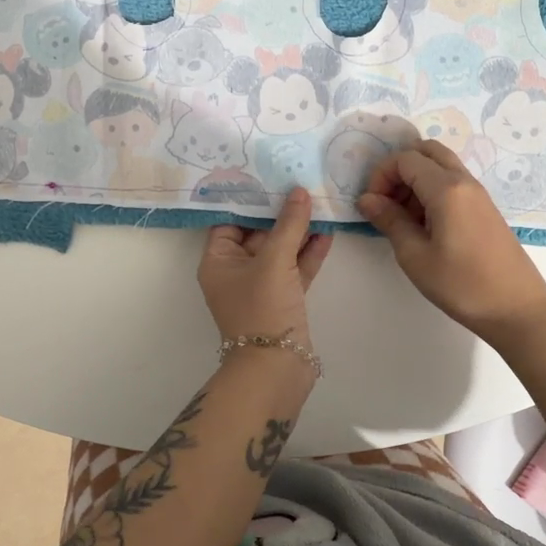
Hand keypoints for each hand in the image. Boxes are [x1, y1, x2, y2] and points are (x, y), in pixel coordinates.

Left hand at [197, 187, 332, 344]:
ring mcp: (260, 286)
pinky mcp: (284, 299)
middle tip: (300, 183)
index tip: (268, 176)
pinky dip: (308, 252)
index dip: (248, 200)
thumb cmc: (262, 309)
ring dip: (298, 231)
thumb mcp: (274, 262)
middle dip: (279, 212)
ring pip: (279, 250)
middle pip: (257, 233)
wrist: (276, 368)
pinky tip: (327, 232)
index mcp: (218, 260)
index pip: (229, 221)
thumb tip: (298, 192)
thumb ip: (288, 225)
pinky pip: (295, 268)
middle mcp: (235, 270)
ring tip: (319, 202)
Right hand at [355, 140, 545, 334]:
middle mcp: (465, 182)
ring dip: (416, 181)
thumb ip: (390, 220)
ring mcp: (479, 195)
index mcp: (447, 189)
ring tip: (404, 219)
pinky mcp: (485, 210)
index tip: (373, 206)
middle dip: (399, 170)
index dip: (381, 175)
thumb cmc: (462, 284)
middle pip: (427, 151)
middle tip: (388, 202)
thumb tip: (367, 199)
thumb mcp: (415, 256)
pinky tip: (426, 227)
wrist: (517, 310)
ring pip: (441, 166)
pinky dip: (432, 192)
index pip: (405, 159)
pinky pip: (453, 184)